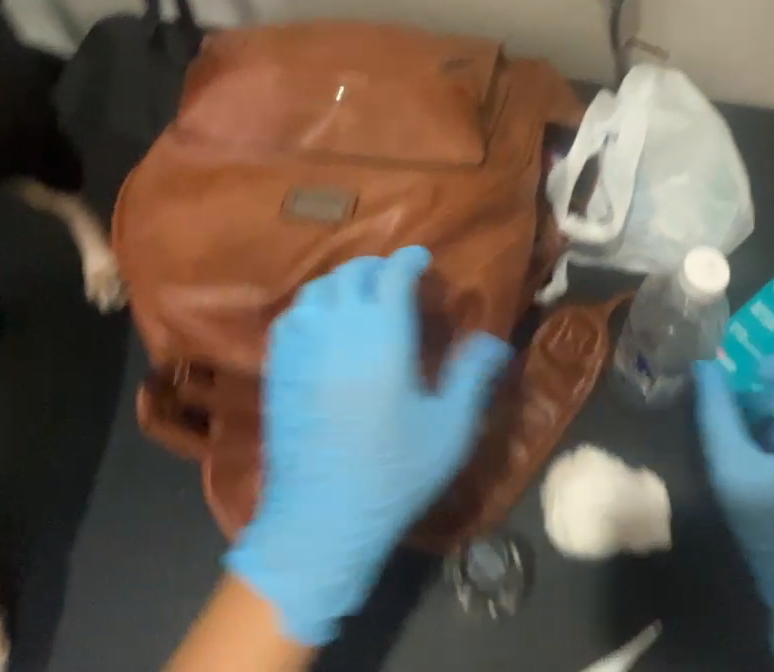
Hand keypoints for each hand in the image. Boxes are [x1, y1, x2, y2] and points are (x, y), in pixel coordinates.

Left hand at [225, 247, 512, 645]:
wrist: (322, 515)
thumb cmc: (394, 470)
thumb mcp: (450, 427)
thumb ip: (472, 376)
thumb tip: (496, 342)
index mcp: (383, 333)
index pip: (392, 274)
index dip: (409, 259)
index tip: (421, 258)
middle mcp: (338, 327)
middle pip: (349, 274)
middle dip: (373, 267)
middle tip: (391, 278)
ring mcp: (300, 347)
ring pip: (315, 291)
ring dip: (339, 284)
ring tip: (356, 297)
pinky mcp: (277, 369)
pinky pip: (290, 319)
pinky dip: (310, 308)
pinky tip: (320, 326)